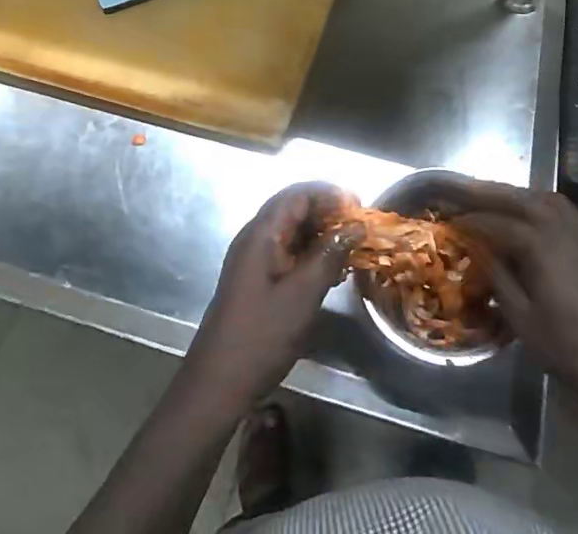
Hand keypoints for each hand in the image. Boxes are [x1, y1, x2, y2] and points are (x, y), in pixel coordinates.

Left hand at [183, 183, 359, 407]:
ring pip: (290, 231)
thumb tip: (354, 227)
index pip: (297, 195)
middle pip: (292, 208)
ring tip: (351, 247)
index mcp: (261, 235)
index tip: (359, 206)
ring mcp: (252, 260)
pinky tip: (331, 270)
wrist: (217, 383)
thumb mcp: (302, 296)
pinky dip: (310, 254)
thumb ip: (328, 256)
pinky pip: (286, 253)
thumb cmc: (260, 336)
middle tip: (359, 227)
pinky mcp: (255, 280)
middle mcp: (254, 239)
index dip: (329, 193)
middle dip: (327, 211)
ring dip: (320, 233)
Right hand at [454, 181, 577, 446]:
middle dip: (489, 193)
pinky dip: (541, 207)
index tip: (448, 220)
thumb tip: (478, 250)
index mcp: (540, 244)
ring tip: (494, 201)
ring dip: (517, 195)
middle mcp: (563, 228)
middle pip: (520, 198)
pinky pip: (566, 213)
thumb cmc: (569, 349)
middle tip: (462, 192)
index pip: (495, 222)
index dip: (469, 221)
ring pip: (547, 199)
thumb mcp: (521, 317)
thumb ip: (498, 276)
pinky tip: (531, 220)